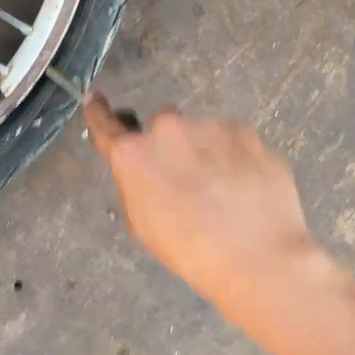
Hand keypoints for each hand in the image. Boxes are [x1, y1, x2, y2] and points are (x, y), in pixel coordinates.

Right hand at [83, 96, 323, 297]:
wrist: (257, 256)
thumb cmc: (189, 250)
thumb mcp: (142, 224)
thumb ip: (136, 184)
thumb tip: (148, 170)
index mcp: (133, 154)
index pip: (105, 123)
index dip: (99, 112)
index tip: (96, 98)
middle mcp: (167, 128)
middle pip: (162, 126)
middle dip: (170, 145)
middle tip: (187, 180)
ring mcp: (210, 125)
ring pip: (201, 131)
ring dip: (204, 150)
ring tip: (223, 189)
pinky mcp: (245, 131)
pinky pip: (231, 139)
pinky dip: (233, 156)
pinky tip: (245, 186)